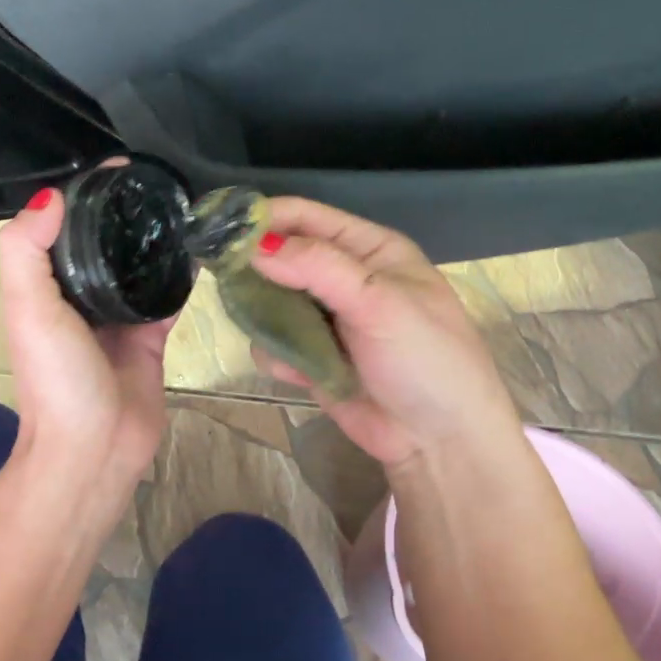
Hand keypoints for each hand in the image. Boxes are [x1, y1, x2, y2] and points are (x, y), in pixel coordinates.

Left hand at [0, 186, 177, 487]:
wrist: (95, 449)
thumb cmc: (56, 378)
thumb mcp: (28, 309)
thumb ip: (27, 251)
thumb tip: (53, 196)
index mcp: (44, 286)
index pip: (63, 227)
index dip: (86, 195)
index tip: (121, 168)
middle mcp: (78, 296)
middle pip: (103, 242)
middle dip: (126, 213)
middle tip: (163, 183)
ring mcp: (116, 317)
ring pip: (138, 266)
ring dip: (155, 241)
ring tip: (187, 206)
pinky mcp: (150, 338)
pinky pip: (168, 298)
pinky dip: (182, 276)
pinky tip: (202, 250)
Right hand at [246, 197, 519, 467]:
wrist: (439, 443)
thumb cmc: (425, 360)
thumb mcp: (379, 303)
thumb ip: (318, 267)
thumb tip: (254, 245)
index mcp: (370, 249)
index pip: (306, 217)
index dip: (264, 218)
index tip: (221, 230)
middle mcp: (344, 277)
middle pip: (279, 256)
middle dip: (255, 271)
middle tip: (228, 282)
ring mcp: (325, 318)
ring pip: (268, 300)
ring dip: (264, 318)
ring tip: (280, 338)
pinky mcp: (310, 355)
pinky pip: (272, 342)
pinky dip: (277, 354)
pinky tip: (299, 375)